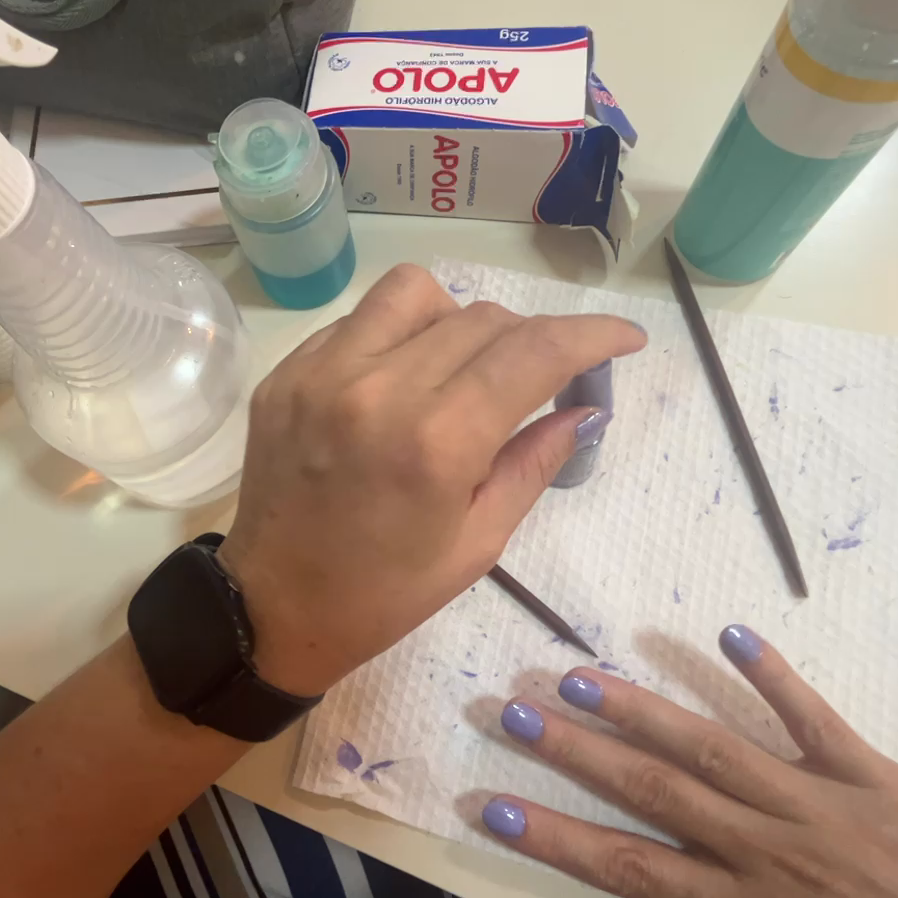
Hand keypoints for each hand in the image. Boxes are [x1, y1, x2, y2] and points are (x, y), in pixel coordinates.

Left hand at [219, 264, 645, 696]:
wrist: (274, 604)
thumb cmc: (384, 592)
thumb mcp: (477, 542)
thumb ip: (535, 462)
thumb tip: (587, 405)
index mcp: (434, 443)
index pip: (532, 352)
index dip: (591, 334)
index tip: (623, 338)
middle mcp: (375, 389)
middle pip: (481, 318)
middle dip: (529, 339)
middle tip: (537, 378)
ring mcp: (319, 374)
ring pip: (413, 292)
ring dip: (456, 318)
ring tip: (458, 367)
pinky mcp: (285, 374)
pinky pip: (356, 321)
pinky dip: (393, 336)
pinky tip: (395, 381)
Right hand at [483, 625, 897, 897]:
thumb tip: (651, 886)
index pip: (625, 866)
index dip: (553, 835)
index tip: (492, 805)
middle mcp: (768, 851)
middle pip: (652, 790)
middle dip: (575, 751)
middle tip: (515, 710)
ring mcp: (820, 804)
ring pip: (712, 746)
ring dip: (642, 708)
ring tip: (580, 674)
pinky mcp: (875, 776)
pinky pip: (815, 720)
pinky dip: (772, 676)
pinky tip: (729, 630)